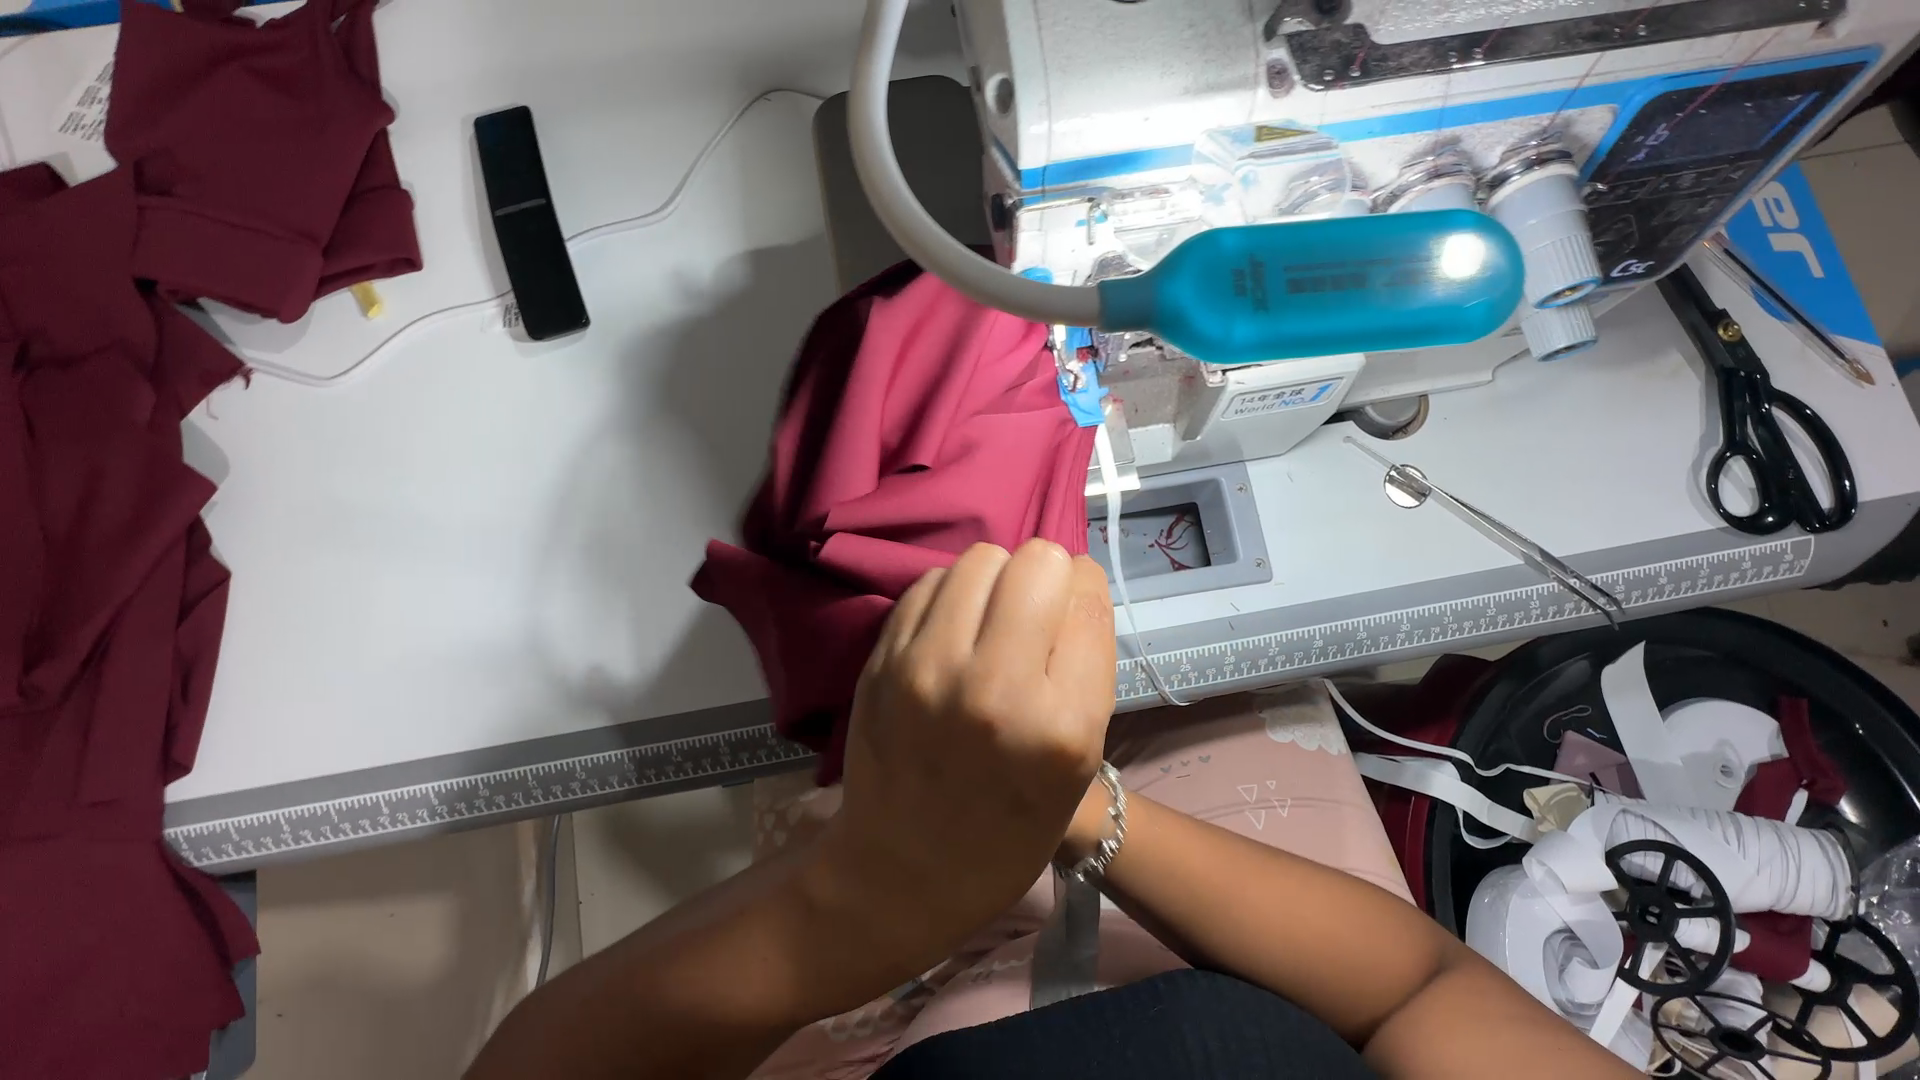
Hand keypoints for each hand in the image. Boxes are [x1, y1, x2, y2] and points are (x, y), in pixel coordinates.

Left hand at [818, 540, 1115, 959]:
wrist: (906, 871)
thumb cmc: (1010, 829)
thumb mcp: (1080, 763)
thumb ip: (1084, 668)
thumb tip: (1072, 581)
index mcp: (1061, 724)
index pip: (1087, 597)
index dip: (1084, 595)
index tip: (1070, 616)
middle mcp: (995, 687)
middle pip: (1038, 560)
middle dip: (1045, 577)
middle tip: (1032, 615)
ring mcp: (929, 670)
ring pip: (982, 559)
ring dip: (996, 580)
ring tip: (989, 621)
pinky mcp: (883, 662)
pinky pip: (931, 583)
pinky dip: (950, 596)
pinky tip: (950, 634)